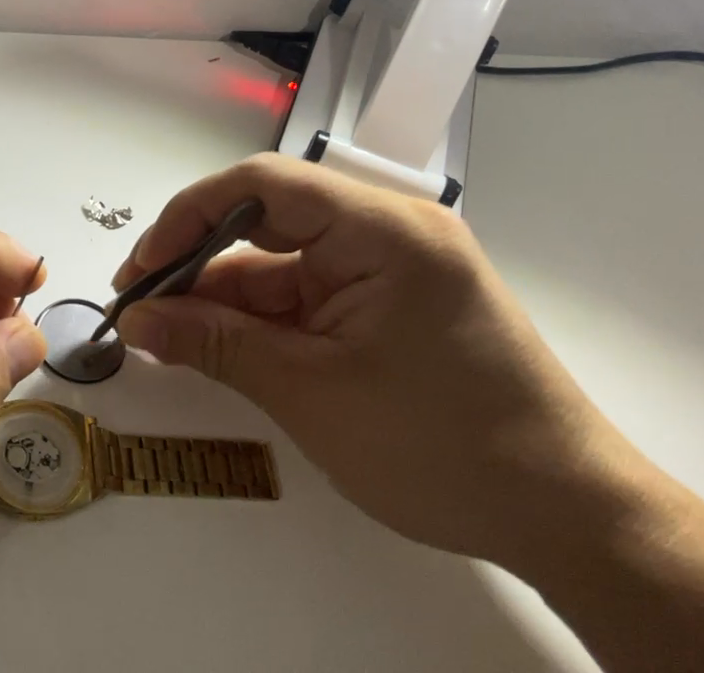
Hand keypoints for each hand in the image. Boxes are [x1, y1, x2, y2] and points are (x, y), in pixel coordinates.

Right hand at [112, 154, 646, 575]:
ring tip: (163, 333)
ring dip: (223, 297)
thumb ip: (215, 344)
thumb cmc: (444, 449)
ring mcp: (390, 268)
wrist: (567, 517)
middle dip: (198, 260)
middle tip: (141, 304)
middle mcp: (388, 232)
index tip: (142, 269)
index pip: (262, 186)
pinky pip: (305, 295)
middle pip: (266, 221)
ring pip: (280, 264)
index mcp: (384, 231)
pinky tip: (214, 343)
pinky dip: (258, 319)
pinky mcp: (388, 303)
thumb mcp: (311, 393)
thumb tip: (136, 320)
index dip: (189, 217)